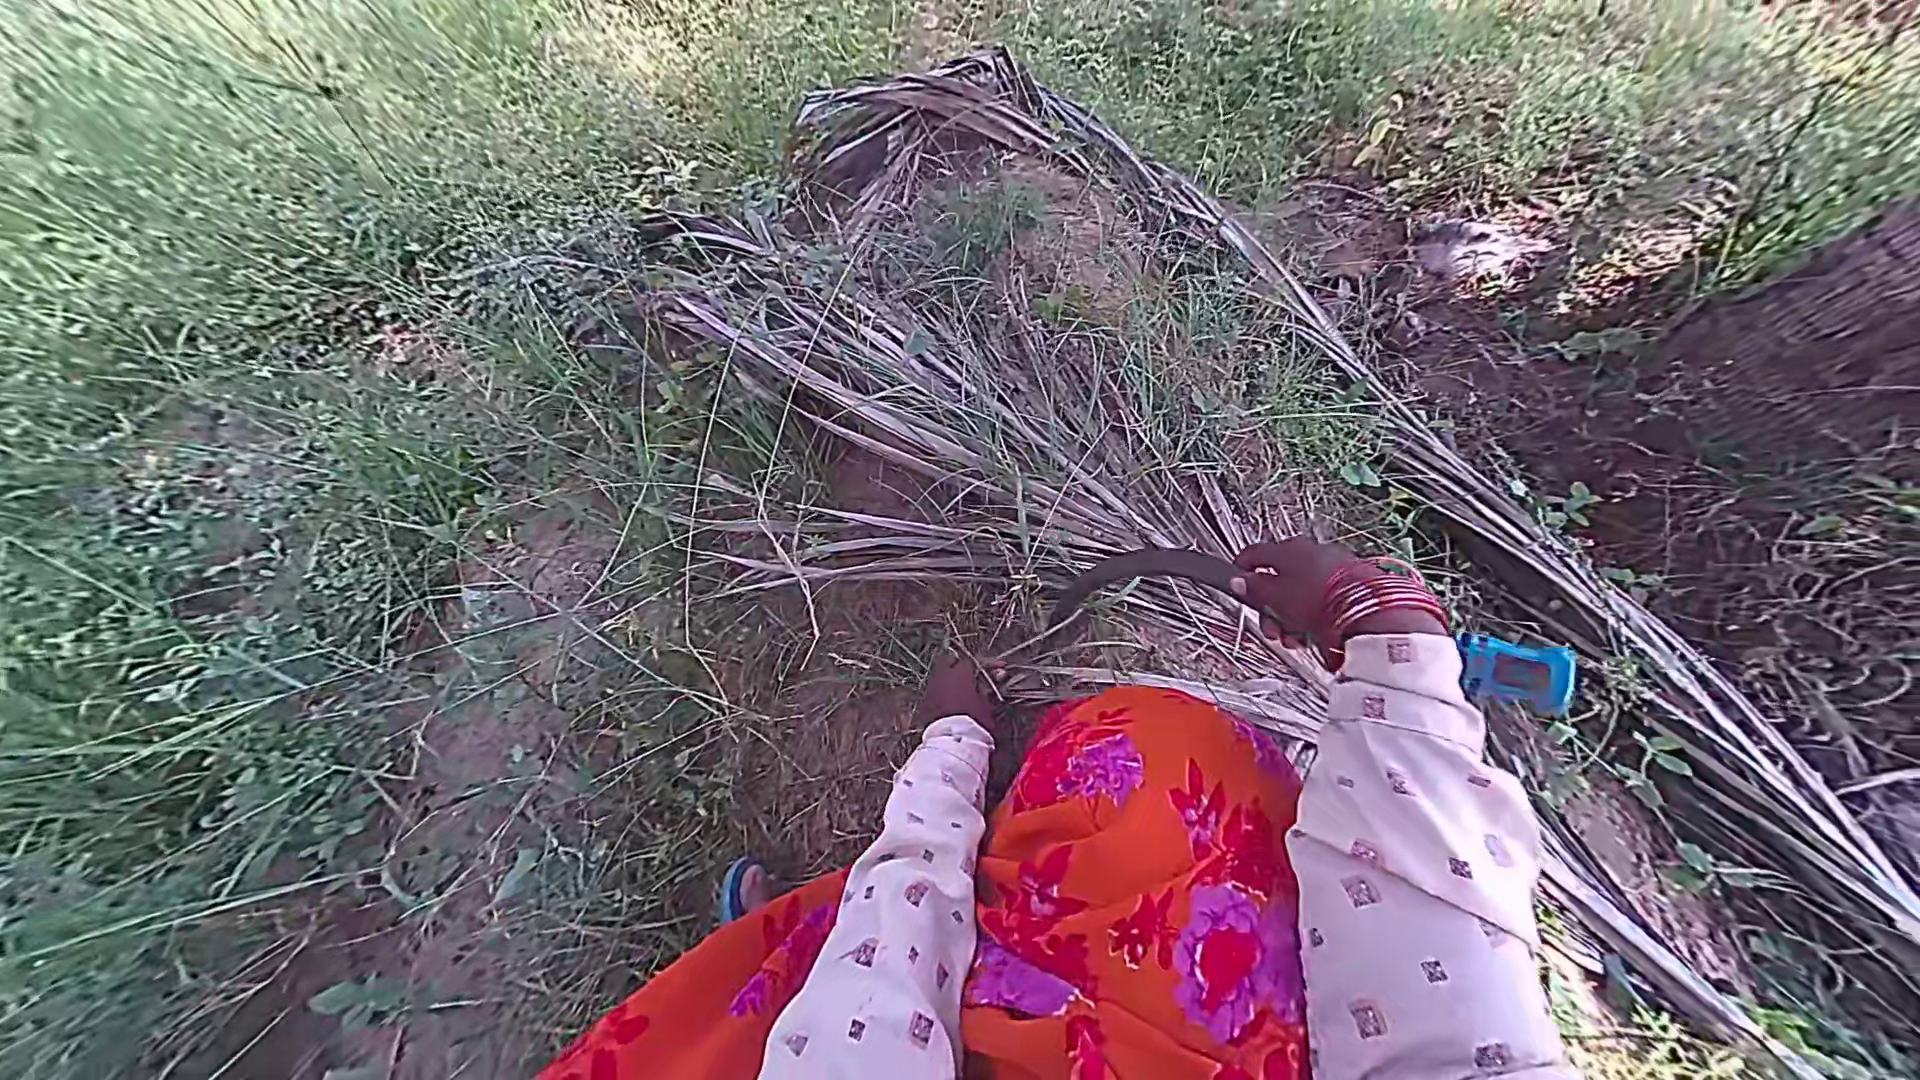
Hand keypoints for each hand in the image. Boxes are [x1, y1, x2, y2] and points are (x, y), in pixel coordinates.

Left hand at [917, 652, 994, 733]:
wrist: (951, 742)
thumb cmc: (974, 722)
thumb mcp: (987, 704)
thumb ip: (988, 687)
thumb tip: (996, 675)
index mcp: (960, 673)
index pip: (971, 661)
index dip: (983, 665)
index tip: (994, 671)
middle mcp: (942, 676)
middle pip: (947, 660)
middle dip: (958, 664)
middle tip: (970, 675)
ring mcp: (931, 689)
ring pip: (938, 675)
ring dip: (948, 679)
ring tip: (960, 691)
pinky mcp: (923, 703)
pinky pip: (933, 691)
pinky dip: (941, 693)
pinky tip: (949, 702)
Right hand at [1230, 536, 1444, 647]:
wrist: (1370, 614)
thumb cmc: (1320, 600)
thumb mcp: (1274, 596)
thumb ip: (1253, 588)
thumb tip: (1239, 581)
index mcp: (1288, 549)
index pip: (1254, 553)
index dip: (1241, 569)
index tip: (1237, 583)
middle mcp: (1311, 552)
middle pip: (1278, 578)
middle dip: (1269, 606)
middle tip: (1269, 625)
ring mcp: (1333, 567)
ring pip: (1300, 592)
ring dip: (1289, 615)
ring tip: (1292, 637)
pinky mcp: (1352, 584)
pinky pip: (1322, 599)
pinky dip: (1313, 615)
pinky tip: (1312, 634)